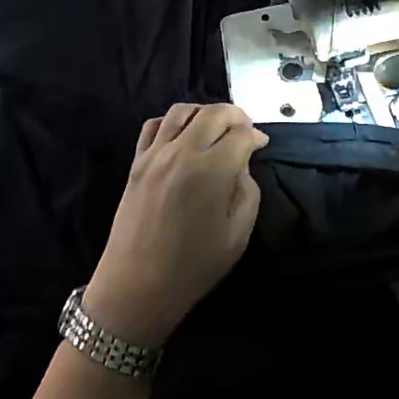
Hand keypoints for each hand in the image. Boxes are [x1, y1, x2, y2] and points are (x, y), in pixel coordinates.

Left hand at [84, 104, 268, 346]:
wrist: (136, 288)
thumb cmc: (194, 266)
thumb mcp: (238, 232)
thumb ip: (247, 188)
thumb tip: (241, 162)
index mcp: (211, 171)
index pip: (241, 134)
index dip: (256, 136)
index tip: (262, 145)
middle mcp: (182, 153)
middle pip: (214, 113)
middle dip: (236, 116)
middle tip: (245, 131)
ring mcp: (155, 155)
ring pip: (182, 110)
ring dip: (205, 113)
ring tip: (216, 129)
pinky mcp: (136, 163)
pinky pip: (153, 125)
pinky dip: (173, 121)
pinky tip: (183, 136)